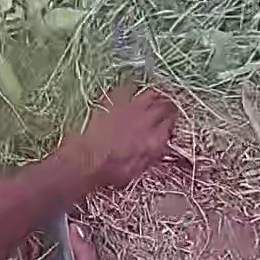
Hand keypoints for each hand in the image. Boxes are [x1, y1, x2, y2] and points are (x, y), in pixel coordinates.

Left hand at [54, 86, 178, 190]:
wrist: (87, 160)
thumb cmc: (110, 170)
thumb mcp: (137, 170)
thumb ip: (151, 155)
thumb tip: (158, 147)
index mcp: (154, 139)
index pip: (171, 123)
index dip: (172, 121)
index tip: (170, 121)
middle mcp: (146, 120)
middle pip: (164, 105)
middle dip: (168, 105)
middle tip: (166, 106)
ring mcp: (130, 108)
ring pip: (150, 93)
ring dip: (153, 95)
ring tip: (152, 96)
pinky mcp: (113, 101)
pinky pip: (127, 88)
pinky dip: (130, 89)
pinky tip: (128, 93)